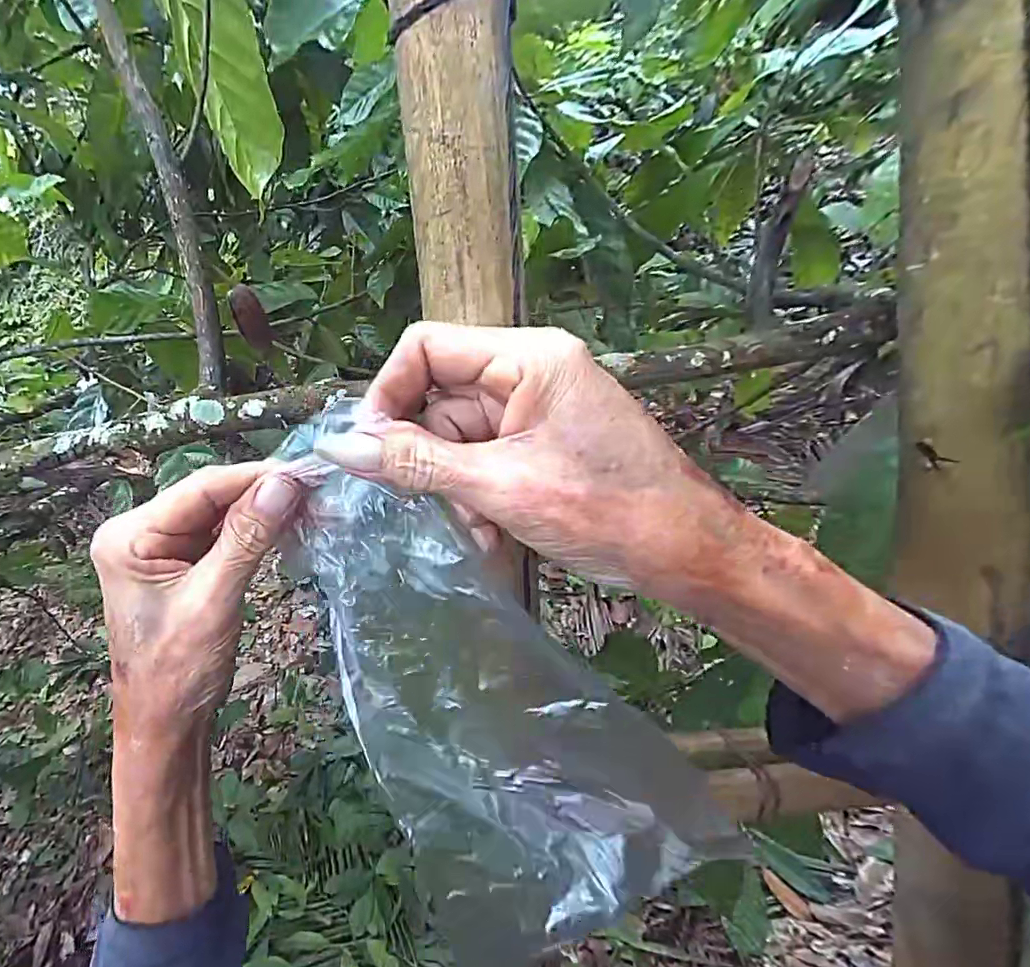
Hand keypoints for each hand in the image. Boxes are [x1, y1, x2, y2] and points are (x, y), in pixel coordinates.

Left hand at [90, 461, 300, 920]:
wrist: (165, 727)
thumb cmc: (177, 673)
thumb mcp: (214, 601)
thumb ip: (246, 539)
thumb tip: (285, 483)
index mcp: (129, 537)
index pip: (199, 489)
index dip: (254, 477)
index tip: (304, 472)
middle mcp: (139, 533)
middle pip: (210, 498)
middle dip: (263, 493)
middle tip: (316, 489)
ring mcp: (160, 549)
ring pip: (220, 515)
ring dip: (264, 511)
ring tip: (312, 504)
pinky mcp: (181, 565)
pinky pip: (223, 537)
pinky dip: (256, 532)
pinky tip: (288, 525)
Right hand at [317, 321, 936, 722]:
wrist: (687, 555)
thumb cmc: (606, 511)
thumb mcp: (500, 487)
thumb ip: (416, 464)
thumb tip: (342, 447)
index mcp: (526, 359)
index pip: (427, 348)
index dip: (387, 395)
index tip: (366, 450)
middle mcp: (528, 374)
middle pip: (439, 399)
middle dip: (425, 458)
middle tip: (419, 504)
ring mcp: (536, 412)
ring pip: (457, 439)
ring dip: (453, 488)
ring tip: (478, 530)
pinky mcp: (541, 446)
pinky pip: (483, 461)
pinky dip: (476, 497)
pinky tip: (493, 534)